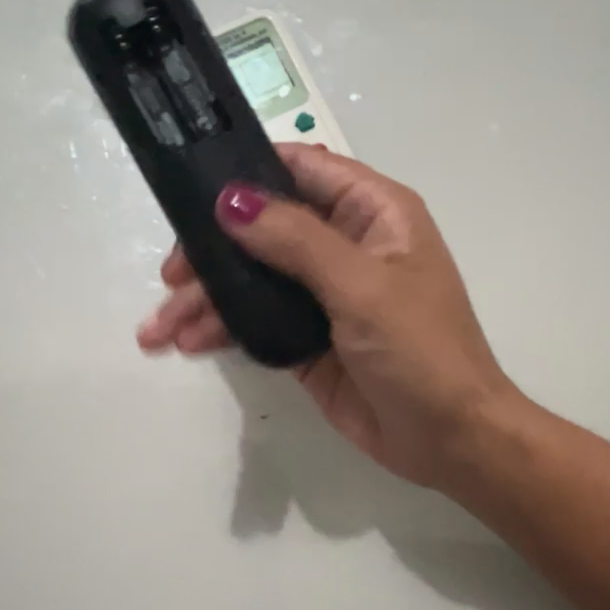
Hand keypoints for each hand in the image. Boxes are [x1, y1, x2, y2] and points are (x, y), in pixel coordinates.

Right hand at [138, 145, 519, 487]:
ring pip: (253, 279)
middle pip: (265, 227)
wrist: (449, 438)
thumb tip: (230, 201)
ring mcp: (325, 296)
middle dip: (212, 249)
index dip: (248, 172)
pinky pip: (256, 322)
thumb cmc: (421, 351)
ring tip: (159, 328)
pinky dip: (222, 329)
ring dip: (206, 298)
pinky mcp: (309, 342)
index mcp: (373, 214)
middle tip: (170, 276)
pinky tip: (187, 343)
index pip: (302, 170)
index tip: (190, 188)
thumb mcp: (362, 287)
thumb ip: (296, 240)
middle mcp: (346, 246)